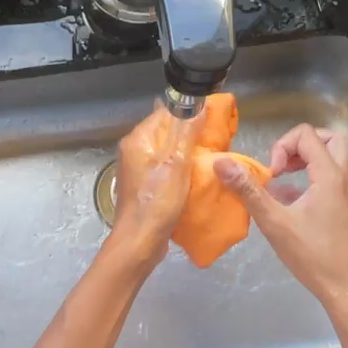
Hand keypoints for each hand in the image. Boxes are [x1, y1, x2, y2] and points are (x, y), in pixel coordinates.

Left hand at [109, 102, 202, 260]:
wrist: (140, 242)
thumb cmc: (157, 202)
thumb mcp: (176, 164)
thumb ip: (186, 133)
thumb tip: (197, 105)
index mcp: (137, 140)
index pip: (164, 113)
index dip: (187, 112)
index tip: (210, 117)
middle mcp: (133, 150)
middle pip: (164, 131)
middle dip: (188, 131)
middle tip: (214, 136)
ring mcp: (137, 168)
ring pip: (165, 150)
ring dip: (185, 151)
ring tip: (209, 153)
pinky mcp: (143, 185)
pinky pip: (164, 167)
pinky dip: (178, 167)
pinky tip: (195, 173)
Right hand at [215, 124, 347, 305]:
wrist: (347, 288)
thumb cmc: (312, 255)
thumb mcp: (274, 222)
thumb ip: (248, 190)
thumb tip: (222, 162)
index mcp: (329, 175)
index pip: (307, 135)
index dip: (282, 147)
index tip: (272, 174)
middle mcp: (343, 178)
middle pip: (328, 138)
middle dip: (299, 145)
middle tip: (282, 166)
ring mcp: (347, 193)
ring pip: (332, 158)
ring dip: (306, 160)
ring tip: (283, 180)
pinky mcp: (345, 208)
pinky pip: (331, 178)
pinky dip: (311, 178)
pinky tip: (290, 202)